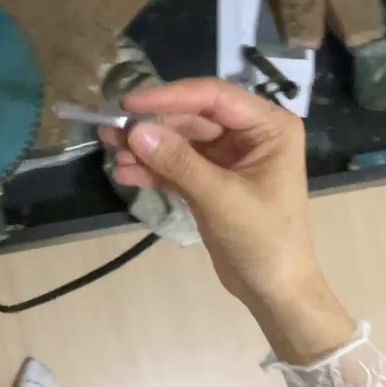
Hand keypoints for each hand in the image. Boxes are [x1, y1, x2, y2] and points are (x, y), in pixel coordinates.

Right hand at [99, 78, 354, 363]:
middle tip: (111, 129)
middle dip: (153, 126)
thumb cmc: (263, 240)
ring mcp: (228, 160)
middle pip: (193, 118)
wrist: (274, 289)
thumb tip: (135, 132)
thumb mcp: (221, 198)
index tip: (129, 103)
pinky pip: (177, 168)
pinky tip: (125, 173)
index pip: (214, 97)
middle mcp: (249, 135)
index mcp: (268, 127)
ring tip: (111, 151)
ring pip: (181, 143)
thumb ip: (179, 163)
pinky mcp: (210, 184)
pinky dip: (153, 171)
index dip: (170, 98)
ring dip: (147, 149)